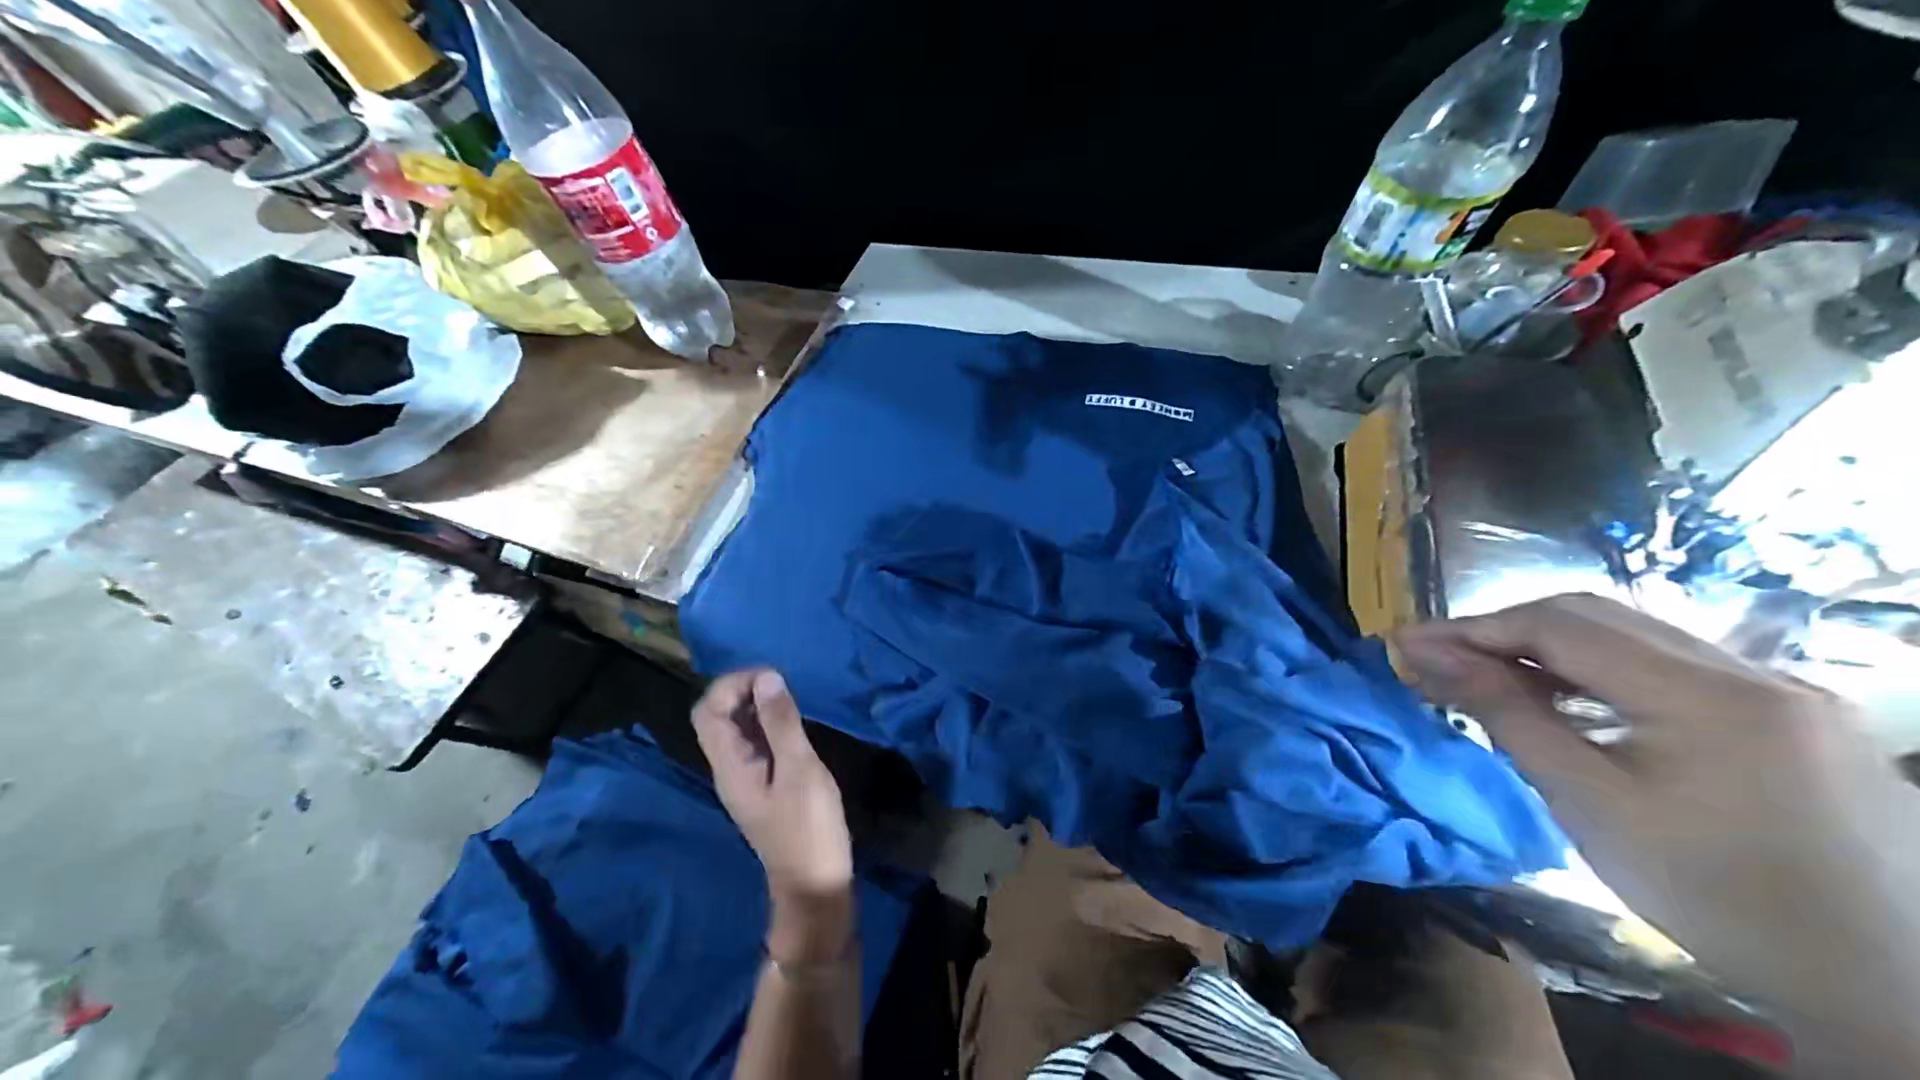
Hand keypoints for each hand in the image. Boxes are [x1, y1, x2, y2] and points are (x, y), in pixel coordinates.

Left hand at [693, 669, 854, 962]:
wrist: (813, 882)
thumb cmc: (808, 826)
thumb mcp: (800, 769)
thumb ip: (782, 723)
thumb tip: (767, 678)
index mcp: (729, 765)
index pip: (708, 711)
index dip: (732, 685)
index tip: (770, 677)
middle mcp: (727, 768)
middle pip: (714, 717)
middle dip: (739, 690)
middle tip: (777, 682)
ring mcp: (742, 777)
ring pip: (732, 728)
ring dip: (751, 704)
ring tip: (784, 694)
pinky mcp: (759, 783)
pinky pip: (750, 742)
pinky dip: (763, 721)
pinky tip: (787, 720)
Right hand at [1394, 595, 1919, 1076]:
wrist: (1881, 984)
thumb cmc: (1711, 896)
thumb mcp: (1588, 804)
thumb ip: (1505, 714)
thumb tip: (1424, 654)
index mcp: (1710, 695)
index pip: (1561, 626)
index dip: (1472, 627)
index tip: (1406, 641)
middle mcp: (1751, 671)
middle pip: (1596, 615)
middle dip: (1504, 628)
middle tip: (1439, 655)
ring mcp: (1779, 687)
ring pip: (1631, 633)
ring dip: (1547, 645)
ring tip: (1486, 672)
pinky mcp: (1787, 710)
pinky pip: (1666, 663)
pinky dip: (1596, 668)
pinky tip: (1563, 695)